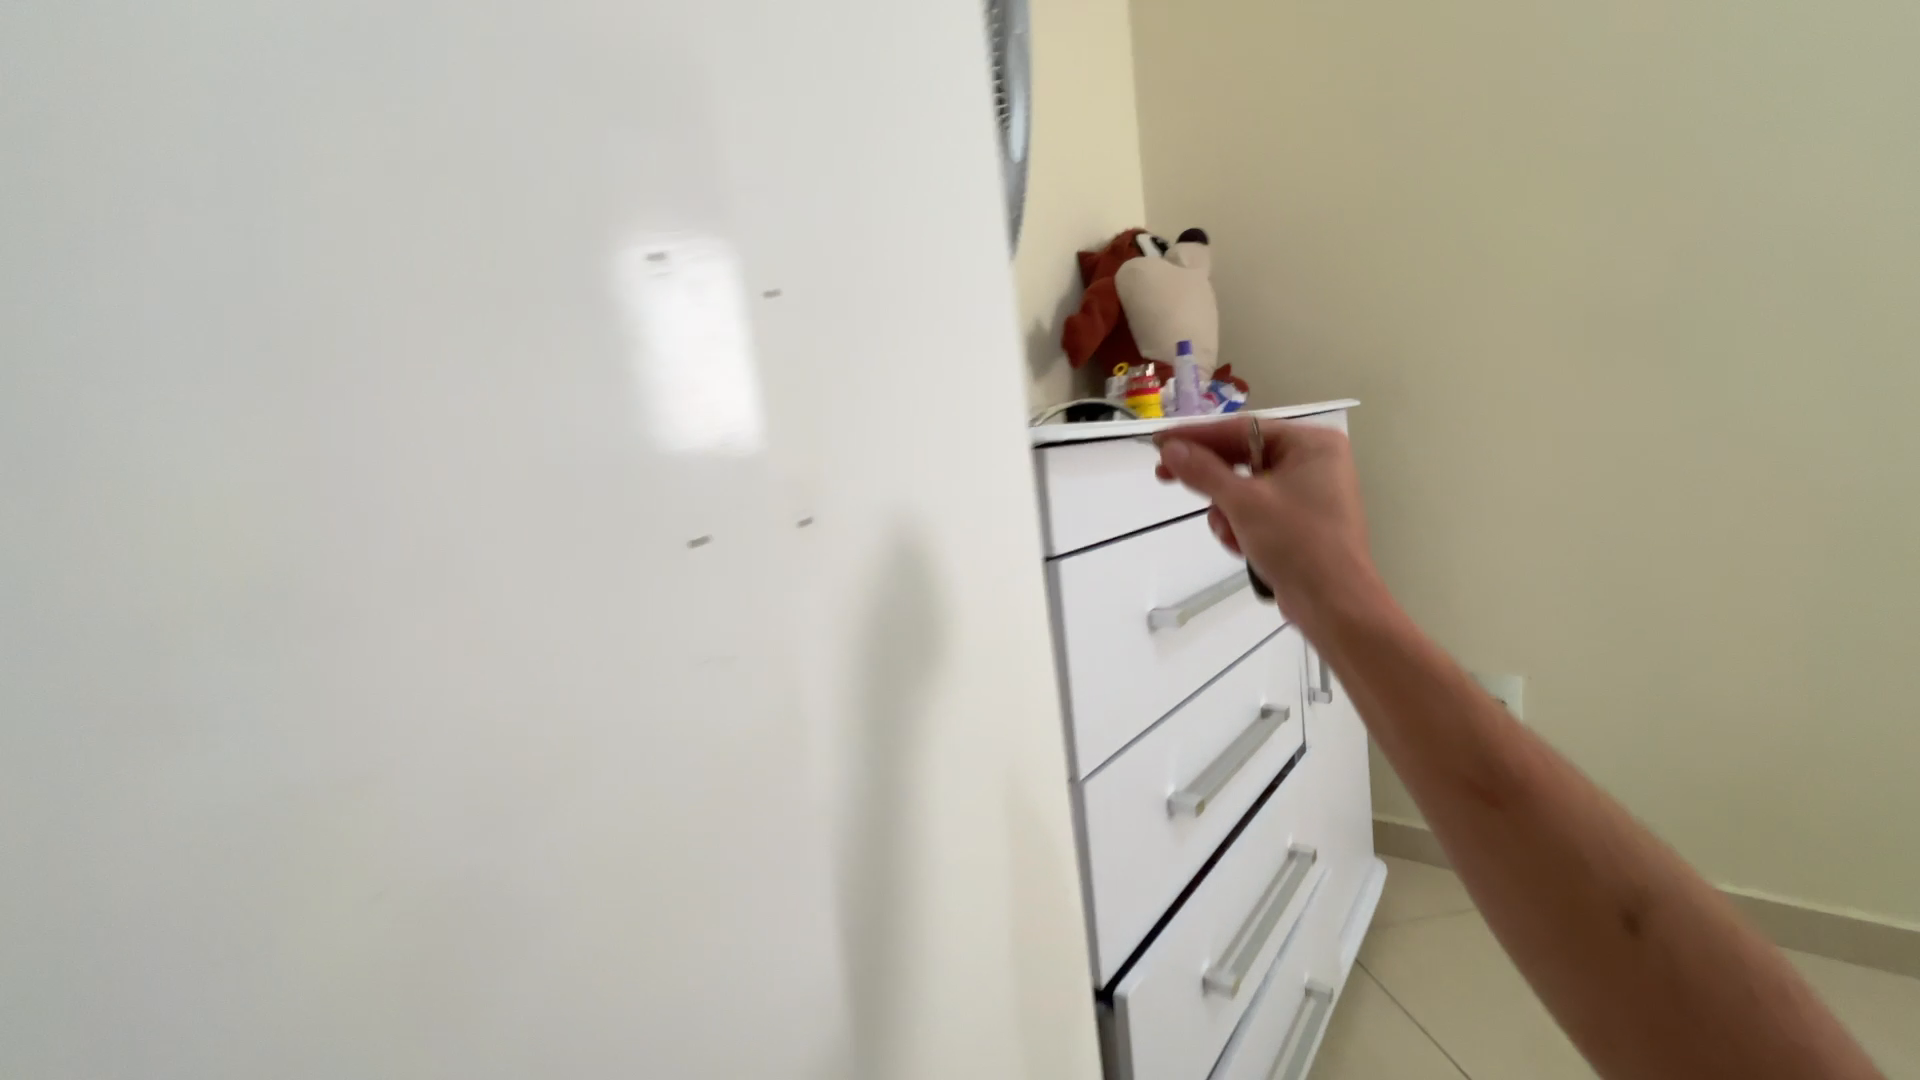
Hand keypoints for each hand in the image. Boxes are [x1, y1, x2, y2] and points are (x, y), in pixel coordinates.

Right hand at [1154, 418, 1385, 632]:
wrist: (1334, 603)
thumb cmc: (1296, 542)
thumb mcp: (1243, 503)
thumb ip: (1203, 471)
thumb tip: (1170, 449)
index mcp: (1310, 444)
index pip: (1241, 430)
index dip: (1196, 436)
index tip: (1159, 443)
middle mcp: (1313, 461)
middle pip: (1243, 457)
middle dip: (1211, 480)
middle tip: (1164, 476)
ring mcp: (1308, 493)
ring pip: (1245, 488)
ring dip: (1226, 510)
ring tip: (1227, 532)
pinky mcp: (1300, 522)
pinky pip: (1257, 510)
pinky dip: (1241, 525)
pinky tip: (1240, 546)